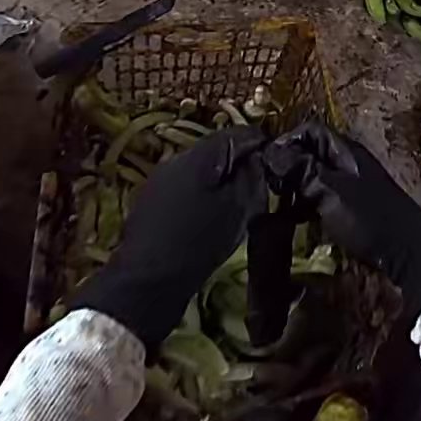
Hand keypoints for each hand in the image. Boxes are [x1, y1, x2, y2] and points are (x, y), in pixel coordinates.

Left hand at [71, 125, 267, 347]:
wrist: (144, 286)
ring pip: (201, 169)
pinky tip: (209, 217)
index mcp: (200, 154)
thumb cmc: (198, 243)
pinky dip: (202, 194)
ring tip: (237, 203)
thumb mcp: (238, 208)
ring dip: (220, 180)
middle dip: (240, 163)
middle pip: (218, 150)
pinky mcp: (149, 202)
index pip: (239, 133)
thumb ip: (252, 176)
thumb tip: (258, 157)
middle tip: (260, 184)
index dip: (261, 143)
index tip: (277, 160)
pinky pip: (185, 186)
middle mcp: (177, 158)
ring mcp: (159, 180)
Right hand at [268, 124, 420, 317]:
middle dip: (287, 164)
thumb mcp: (329, 191)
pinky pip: (322, 194)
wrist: (405, 249)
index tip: (265, 162)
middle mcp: (347, 160)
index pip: (310, 129)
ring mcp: (350, 181)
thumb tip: (270, 151)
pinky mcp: (351, 203)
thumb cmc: (366, 216)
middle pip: (311, 150)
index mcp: (344, 150)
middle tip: (268, 184)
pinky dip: (306, 202)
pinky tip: (294, 219)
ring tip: (276, 202)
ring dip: (295, 185)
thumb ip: (301, 170)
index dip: (286, 140)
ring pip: (315, 174)